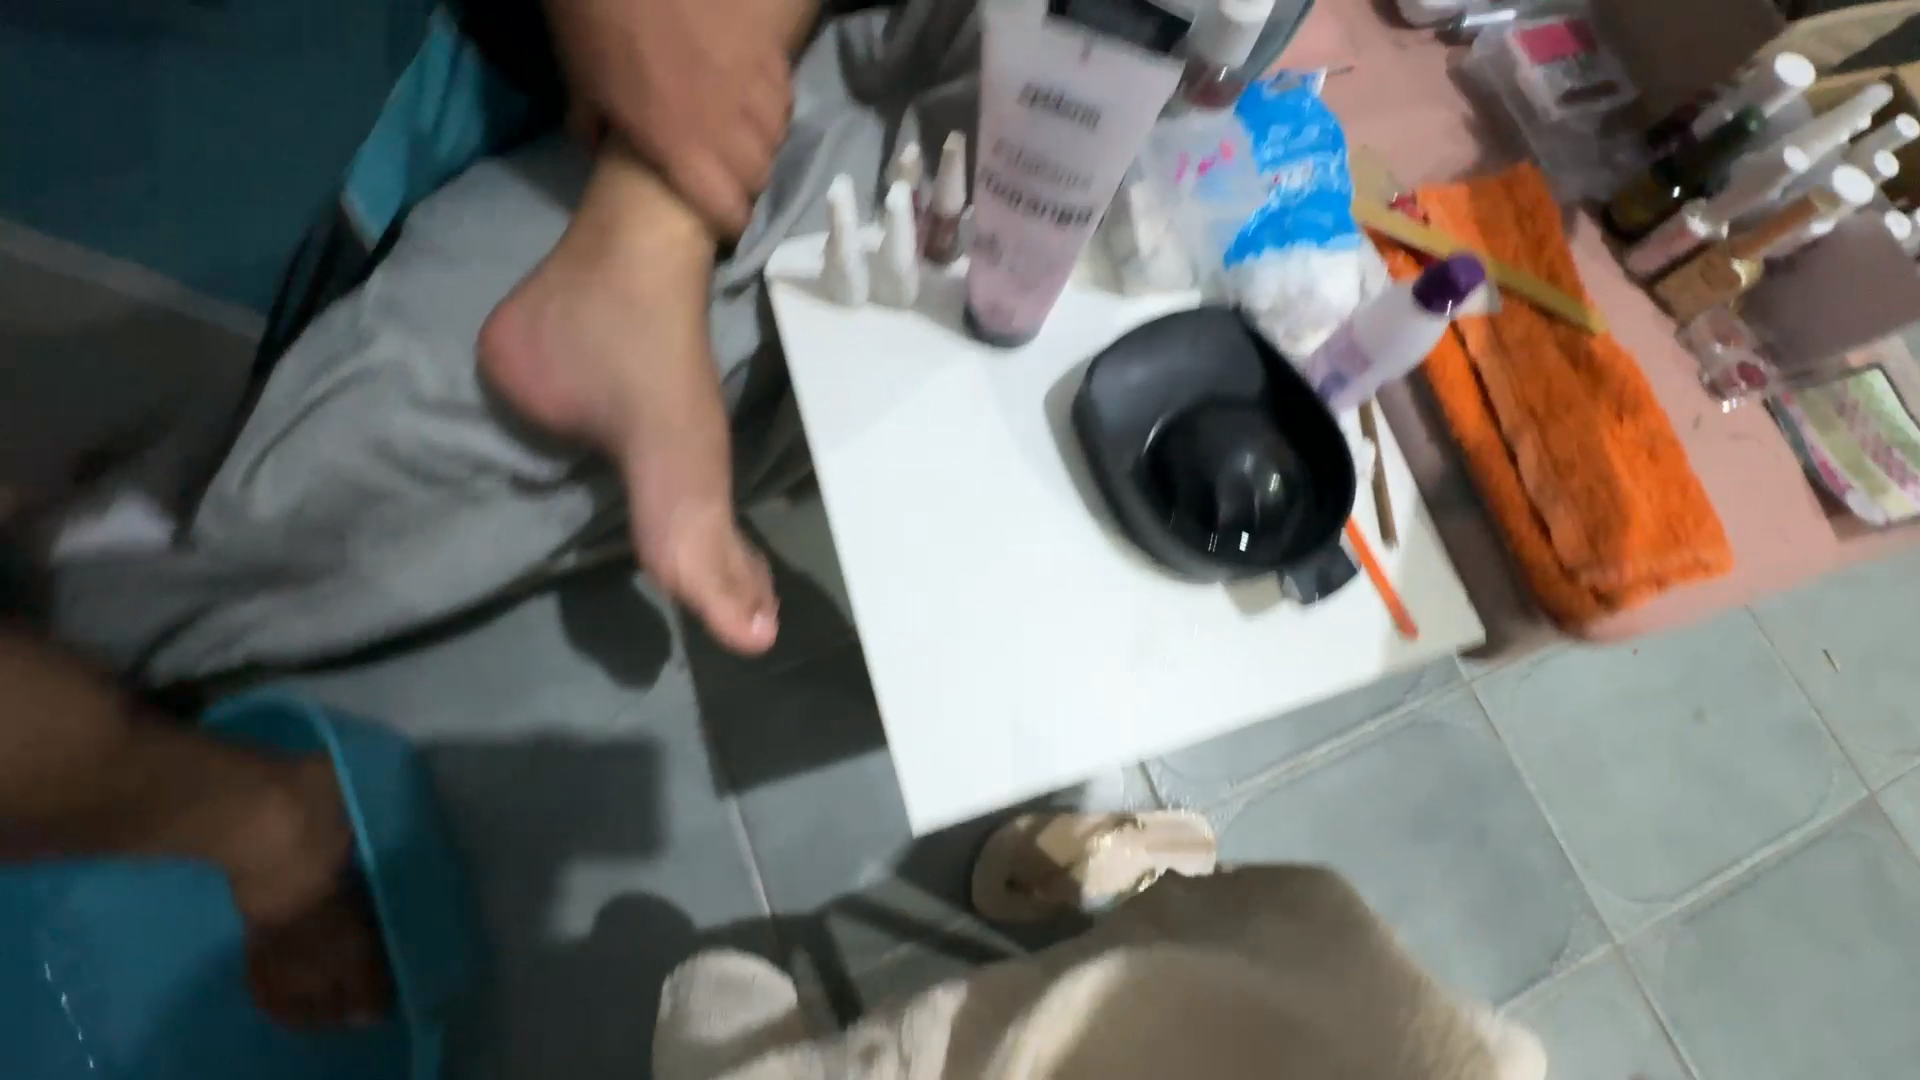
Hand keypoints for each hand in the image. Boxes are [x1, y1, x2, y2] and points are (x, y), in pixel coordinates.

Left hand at [545, 0, 793, 237]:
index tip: (719, 216)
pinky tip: (748, 95)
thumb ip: (595, 126)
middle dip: (745, 182)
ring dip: (759, 143)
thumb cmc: (600, 22)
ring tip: (739, 134)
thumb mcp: (581, 80)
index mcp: (685, 150)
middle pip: (759, 178)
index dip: (728, 221)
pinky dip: (768, 105)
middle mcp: (730, 130)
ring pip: (775, 138)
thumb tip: (602, 148)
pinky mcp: (769, 55)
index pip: (731, 211)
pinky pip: (781, 97)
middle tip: (726, 173)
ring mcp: (754, 90)